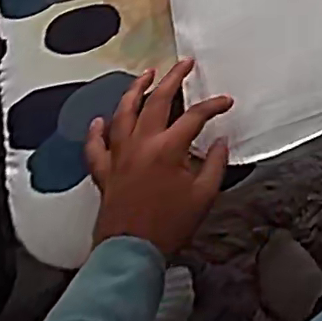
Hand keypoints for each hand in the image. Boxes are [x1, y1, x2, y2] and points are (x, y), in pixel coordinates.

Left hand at [83, 57, 232, 255]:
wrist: (130, 256)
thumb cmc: (169, 226)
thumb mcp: (204, 195)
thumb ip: (215, 163)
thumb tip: (220, 141)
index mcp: (168, 148)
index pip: (195, 116)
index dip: (213, 105)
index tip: (225, 102)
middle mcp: (141, 145)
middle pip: (157, 101)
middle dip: (173, 78)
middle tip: (184, 64)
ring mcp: (120, 157)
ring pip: (124, 114)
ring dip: (135, 90)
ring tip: (145, 75)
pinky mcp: (105, 173)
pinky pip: (96, 148)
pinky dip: (95, 132)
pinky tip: (99, 120)